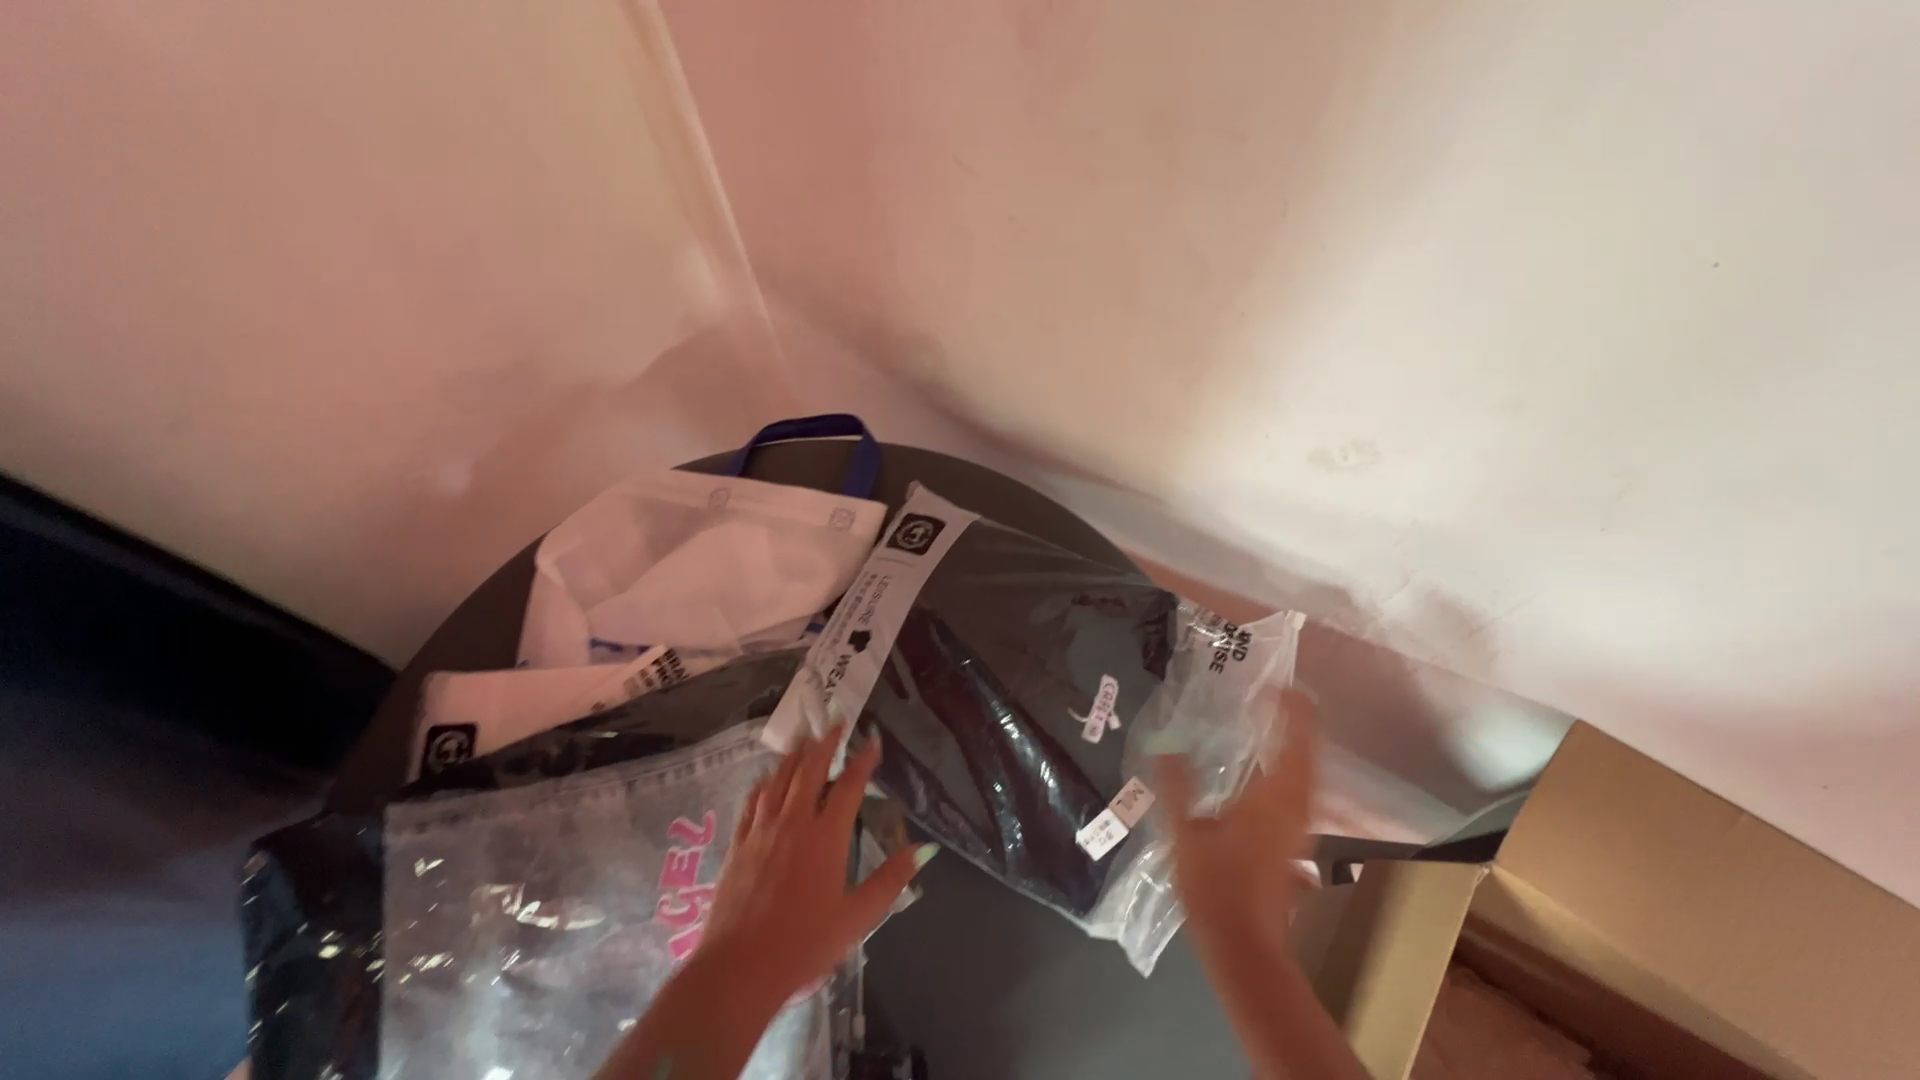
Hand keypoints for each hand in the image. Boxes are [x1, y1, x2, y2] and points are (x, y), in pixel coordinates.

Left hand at [701, 726, 935, 1001]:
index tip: (873, 741)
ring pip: (779, 779)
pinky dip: (763, 783)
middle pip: (810, 770)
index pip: (849, 786)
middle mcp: (793, 823)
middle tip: (836, 723)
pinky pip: (752, 801)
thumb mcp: (857, 918)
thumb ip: (890, 880)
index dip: (863, 761)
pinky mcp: (737, 844)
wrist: (740, 968)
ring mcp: (761, 830)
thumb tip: (922, 849)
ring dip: (794, 756)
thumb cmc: (804, 944)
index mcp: (826, 837)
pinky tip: (766, 778)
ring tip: (805, 740)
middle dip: (825, 743)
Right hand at [1156, 688, 1318, 961]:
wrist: (1244, 946)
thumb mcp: (1185, 833)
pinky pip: (1305, 794)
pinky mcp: (1300, 844)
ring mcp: (1303, 828)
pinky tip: (1274, 776)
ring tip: (1279, 726)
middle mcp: (1297, 807)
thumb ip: (1176, 786)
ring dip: (1300, 746)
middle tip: (1279, 697)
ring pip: (1312, 775)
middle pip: (1311, 752)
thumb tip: (1166, 745)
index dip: (1289, 707)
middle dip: (1298, 721)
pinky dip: (1296, 772)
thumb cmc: (1214, 886)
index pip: (1293, 738)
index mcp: (1274, 796)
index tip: (1275, 684)